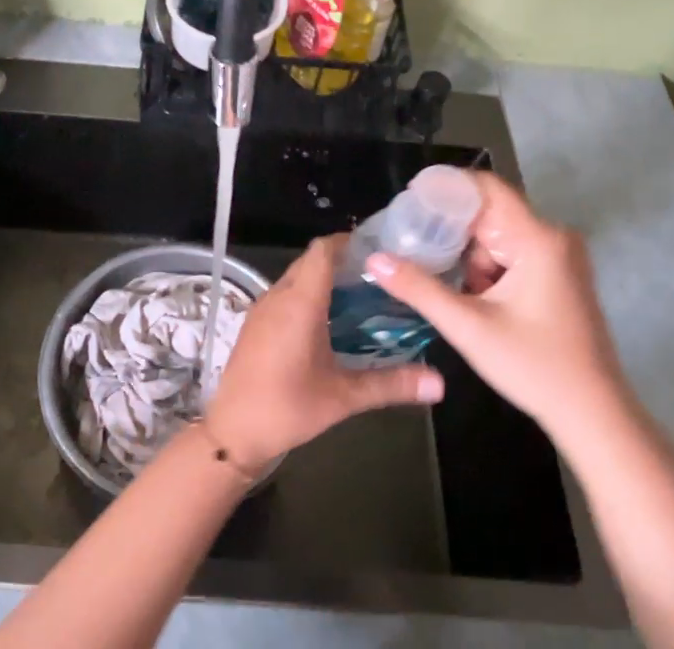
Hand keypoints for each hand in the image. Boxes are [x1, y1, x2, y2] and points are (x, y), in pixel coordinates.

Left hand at [204, 236, 444, 472]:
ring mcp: (263, 309)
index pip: (323, 251)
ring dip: (325, 279)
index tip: (381, 248)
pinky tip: (332, 321)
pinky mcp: (256, 324)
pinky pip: (285, 295)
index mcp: (299, 303)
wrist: (232, 432)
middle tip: (382, 275)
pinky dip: (309, 296)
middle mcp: (278, 297)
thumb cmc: (287, 409)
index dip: (350, 242)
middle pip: (311, 261)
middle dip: (344, 261)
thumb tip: (441, 383)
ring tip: (364, 295)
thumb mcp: (343, 397)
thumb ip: (392, 384)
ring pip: (297, 278)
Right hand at [365, 171, 625, 431]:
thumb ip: (418, 288)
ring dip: (466, 256)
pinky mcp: (559, 277)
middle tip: (408, 245)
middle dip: (448, 230)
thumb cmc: (533, 366)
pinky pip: (511, 255)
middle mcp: (553, 237)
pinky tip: (468, 296)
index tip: (407, 203)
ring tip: (437, 280)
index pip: (485, 188)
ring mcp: (559, 257)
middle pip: (488, 213)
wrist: (592, 413)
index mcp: (537, 239)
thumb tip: (374, 260)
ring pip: (496, 237)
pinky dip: (485, 269)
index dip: (444, 188)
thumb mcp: (468, 326)